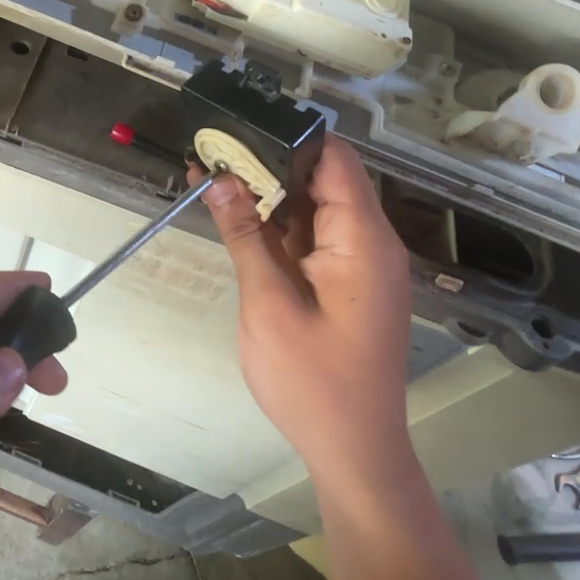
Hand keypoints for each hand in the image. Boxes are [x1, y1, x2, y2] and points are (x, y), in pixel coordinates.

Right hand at [191, 134, 411, 481]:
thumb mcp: (269, 304)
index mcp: (362, 240)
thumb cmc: (314, 382)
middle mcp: (369, 242)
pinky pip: (310, 237)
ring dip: (266, 193)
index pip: (335, 159)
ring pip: (312, 206)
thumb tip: (218, 179)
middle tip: (210, 150)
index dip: (289, 137)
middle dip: (266, 162)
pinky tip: (233, 214)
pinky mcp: (345, 282)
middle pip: (321, 179)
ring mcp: (358, 263)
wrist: (354, 452)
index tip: (238, 128)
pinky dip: (275, 225)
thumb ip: (245, 236)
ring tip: (210, 175)